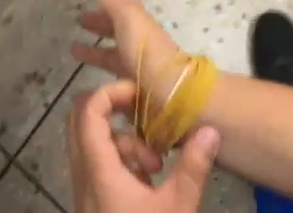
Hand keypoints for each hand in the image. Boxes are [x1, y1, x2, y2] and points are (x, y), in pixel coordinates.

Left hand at [68, 80, 219, 212]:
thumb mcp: (177, 208)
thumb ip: (191, 167)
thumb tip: (210, 129)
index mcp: (98, 170)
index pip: (90, 110)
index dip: (112, 92)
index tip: (142, 96)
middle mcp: (83, 175)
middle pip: (81, 120)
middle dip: (115, 114)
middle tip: (147, 125)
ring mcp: (84, 190)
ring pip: (91, 143)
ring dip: (122, 142)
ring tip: (156, 165)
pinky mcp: (92, 203)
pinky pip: (98, 165)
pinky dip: (120, 161)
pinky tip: (149, 183)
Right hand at [71, 0, 184, 116]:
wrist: (175, 96)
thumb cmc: (148, 51)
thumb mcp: (126, 15)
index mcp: (138, 24)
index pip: (117, 10)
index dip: (100, 6)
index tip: (81, 7)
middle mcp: (139, 46)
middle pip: (116, 33)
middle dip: (97, 28)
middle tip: (76, 28)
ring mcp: (137, 71)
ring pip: (114, 59)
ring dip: (95, 54)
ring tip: (73, 55)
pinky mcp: (135, 96)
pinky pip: (114, 84)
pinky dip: (100, 81)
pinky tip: (89, 90)